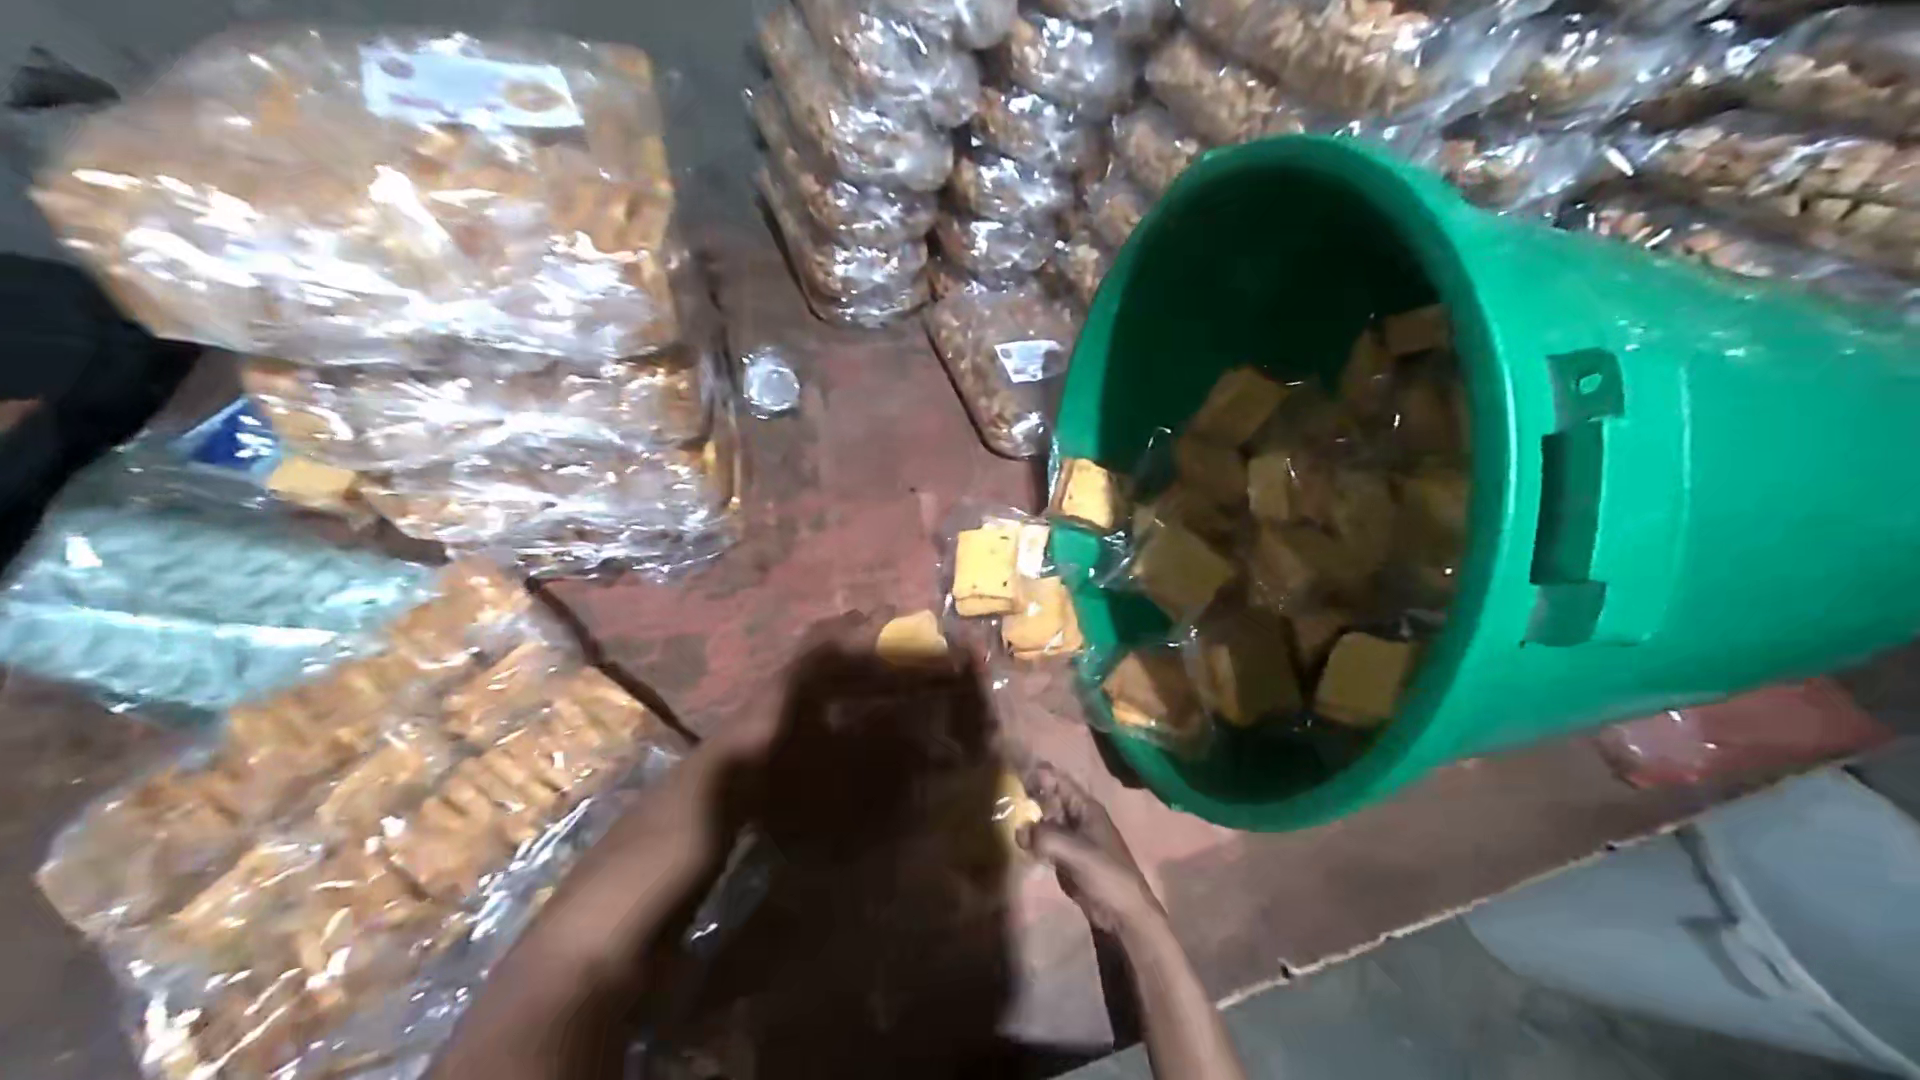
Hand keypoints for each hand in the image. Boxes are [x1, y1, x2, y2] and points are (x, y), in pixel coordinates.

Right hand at [1020, 763, 1163, 934]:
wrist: (1123, 913)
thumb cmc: (1105, 874)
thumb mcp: (1075, 851)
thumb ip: (1045, 836)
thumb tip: (1020, 831)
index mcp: (1085, 808)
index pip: (1059, 781)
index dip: (1040, 772)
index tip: (1015, 768)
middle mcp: (1077, 818)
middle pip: (1050, 798)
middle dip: (1030, 794)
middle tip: (1005, 794)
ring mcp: (1072, 839)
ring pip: (1046, 820)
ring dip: (1029, 818)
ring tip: (1007, 816)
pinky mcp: (1066, 858)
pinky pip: (1045, 841)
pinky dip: (1032, 840)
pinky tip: (1020, 843)